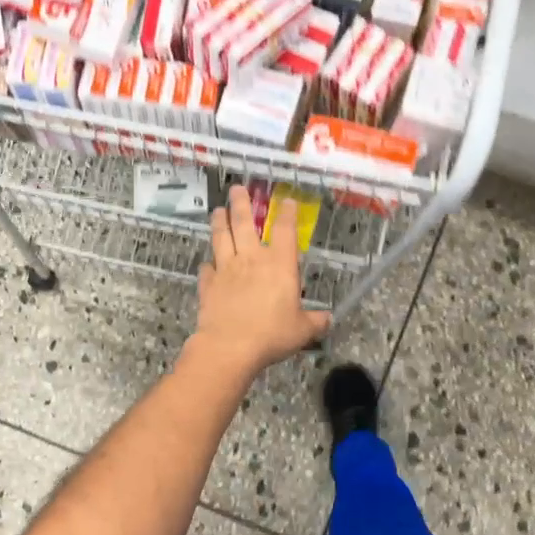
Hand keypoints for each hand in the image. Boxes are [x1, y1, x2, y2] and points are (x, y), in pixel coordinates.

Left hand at [188, 186, 330, 376]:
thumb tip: (328, 319)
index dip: (288, 213)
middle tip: (237, 189)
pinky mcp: (208, 285)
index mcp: (279, 264)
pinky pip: (207, 270)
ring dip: (219, 222)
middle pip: (244, 223)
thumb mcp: (302, 330)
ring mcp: (226, 270)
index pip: (286, 230)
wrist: (230, 346)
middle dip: (241, 203)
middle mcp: (251, 259)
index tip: (287, 200)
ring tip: (218, 211)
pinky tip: (207, 264)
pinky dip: (207, 265)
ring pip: (221, 238)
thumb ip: (315, 322)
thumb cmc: (272, 334)